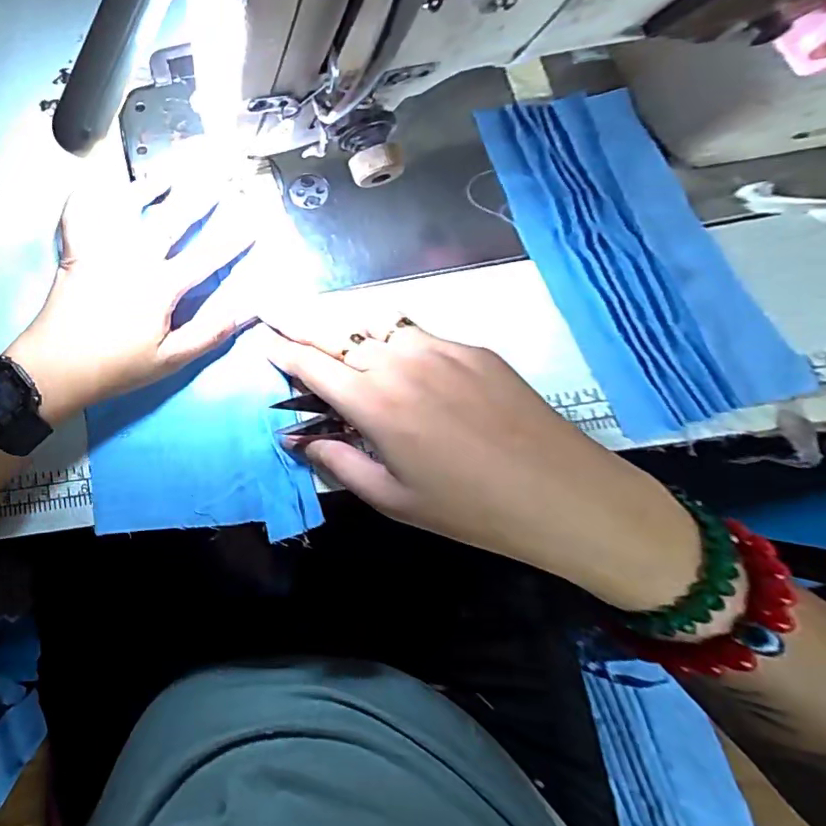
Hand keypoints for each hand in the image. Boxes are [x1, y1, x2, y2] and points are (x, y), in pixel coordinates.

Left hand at [7, 166, 260, 423]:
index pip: (208, 256)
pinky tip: (95, 181)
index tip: (255, 219)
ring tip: (172, 170)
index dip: (235, 238)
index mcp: (161, 287)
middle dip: (201, 195)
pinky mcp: (77, 252)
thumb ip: (209, 333)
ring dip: (153, 184)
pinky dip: (86, 195)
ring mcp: (103, 251)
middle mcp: (134, 259)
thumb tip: (246, 310)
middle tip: (220, 174)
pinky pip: (79, 215)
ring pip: (130, 207)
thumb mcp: (170, 360)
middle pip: (173, 218)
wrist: (54, 368)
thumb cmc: (114, 368)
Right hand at [250, 312, 703, 611]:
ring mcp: (440, 348)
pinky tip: (407, 366)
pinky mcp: (472, 347)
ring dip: (353, 332)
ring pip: (379, 326)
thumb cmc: (469, 508)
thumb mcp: (392, 498)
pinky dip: (398, 342)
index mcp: (373, 403)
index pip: (311, 364)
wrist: (563, 492)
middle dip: (304, 324)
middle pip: (338, 332)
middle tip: (282, 317)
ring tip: (346, 346)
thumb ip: (337, 462)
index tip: (263, 338)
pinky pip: (420, 334)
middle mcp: (399, 363)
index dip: (281, 350)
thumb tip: (293, 440)